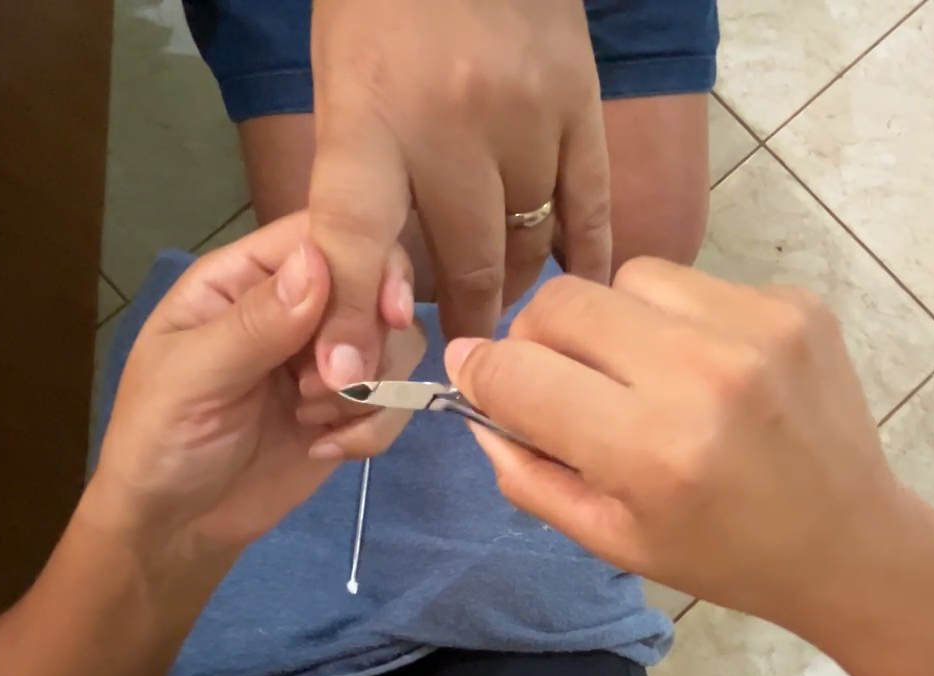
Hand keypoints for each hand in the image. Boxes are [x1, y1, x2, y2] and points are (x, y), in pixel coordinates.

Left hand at [86, 213, 415, 560]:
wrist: (180, 525)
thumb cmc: (162, 439)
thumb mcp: (193, 376)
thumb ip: (256, 323)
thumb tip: (318, 262)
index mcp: (248, 280)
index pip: (323, 238)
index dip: (365, 262)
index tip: (384, 312)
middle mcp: (299, 312)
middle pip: (376, 292)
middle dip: (364, 345)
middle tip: (323, 386)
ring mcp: (329, 364)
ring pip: (397, 350)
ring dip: (365, 392)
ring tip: (310, 418)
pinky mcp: (350, 413)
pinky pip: (395, 406)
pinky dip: (371, 431)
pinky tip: (325, 450)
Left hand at [307, 0, 609, 387]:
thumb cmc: (384, 11)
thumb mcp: (341, 93)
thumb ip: (360, 196)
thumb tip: (380, 305)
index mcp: (368, 112)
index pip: (354, 234)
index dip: (351, 315)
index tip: (349, 381)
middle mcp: (451, 120)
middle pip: (464, 265)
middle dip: (461, 320)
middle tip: (463, 347)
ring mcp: (528, 116)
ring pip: (528, 249)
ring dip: (513, 287)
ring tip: (503, 297)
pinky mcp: (584, 110)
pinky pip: (591, 216)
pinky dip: (583, 266)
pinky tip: (575, 296)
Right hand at [443, 261, 910, 639]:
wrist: (848, 544)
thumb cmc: (721, 557)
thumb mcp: (612, 540)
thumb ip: (528, 476)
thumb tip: (476, 403)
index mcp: (650, 450)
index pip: (518, 374)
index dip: (478, 372)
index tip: (476, 377)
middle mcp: (701, 373)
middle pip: (562, 300)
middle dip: (537, 337)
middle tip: (559, 378)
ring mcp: (757, 326)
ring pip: (626, 277)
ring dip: (610, 323)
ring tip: (642, 375)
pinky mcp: (795, 302)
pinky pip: (693, 283)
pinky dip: (676, 320)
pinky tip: (705, 369)